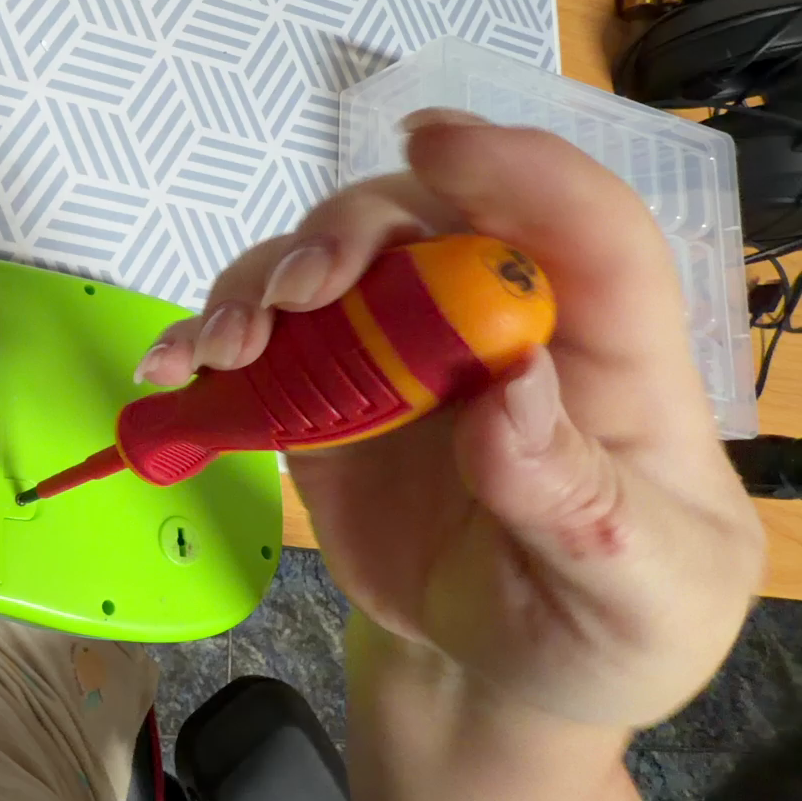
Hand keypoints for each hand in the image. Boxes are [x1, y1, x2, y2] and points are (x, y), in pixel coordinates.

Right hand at [135, 111, 765, 728]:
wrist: (473, 656)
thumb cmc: (586, 622)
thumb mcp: (630, 588)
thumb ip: (580, 497)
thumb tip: (506, 394)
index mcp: (598, 355)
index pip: (578, 230)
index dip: (516, 171)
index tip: (432, 144)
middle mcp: (476, 328)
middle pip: (409, 222)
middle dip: (340, 237)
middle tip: (295, 298)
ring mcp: (380, 355)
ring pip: (307, 270)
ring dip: (251, 290)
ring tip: (221, 353)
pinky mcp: (308, 389)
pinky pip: (248, 340)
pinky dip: (198, 343)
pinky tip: (171, 371)